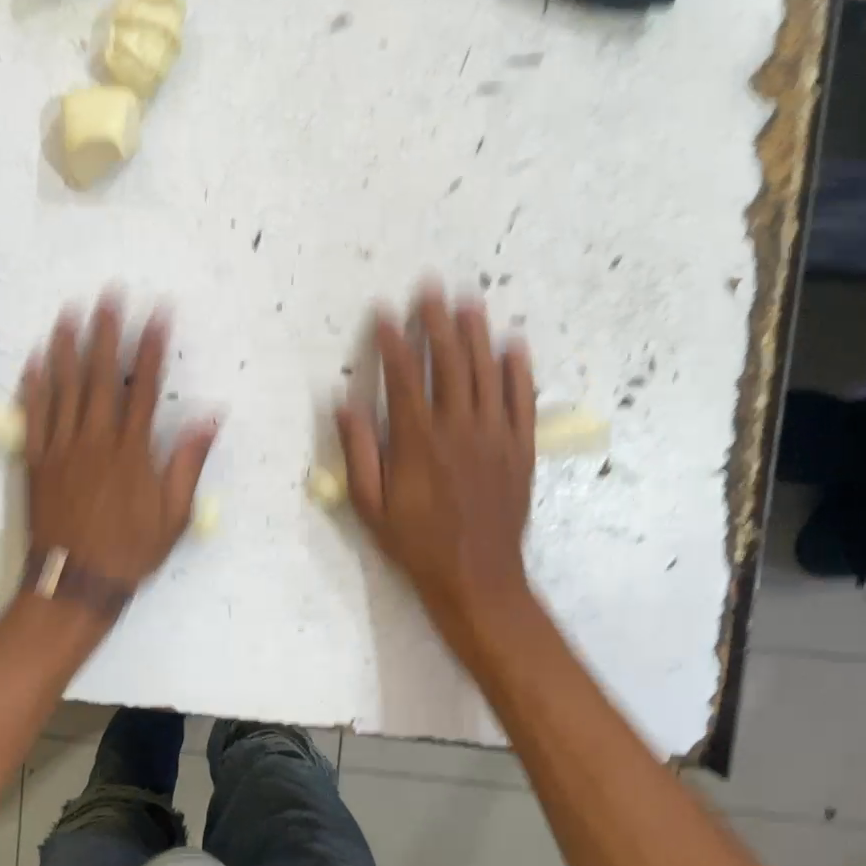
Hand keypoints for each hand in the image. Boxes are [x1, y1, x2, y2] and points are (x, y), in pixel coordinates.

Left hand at [20, 296, 219, 587]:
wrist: (76, 581)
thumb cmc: (131, 549)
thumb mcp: (175, 514)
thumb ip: (188, 462)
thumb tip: (209, 418)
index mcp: (132, 450)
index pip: (145, 387)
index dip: (152, 347)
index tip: (158, 314)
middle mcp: (95, 439)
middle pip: (101, 376)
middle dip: (107, 333)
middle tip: (108, 296)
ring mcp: (61, 447)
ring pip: (63, 388)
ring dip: (67, 347)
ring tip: (69, 313)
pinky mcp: (35, 460)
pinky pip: (34, 416)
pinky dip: (34, 386)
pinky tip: (35, 360)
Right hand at [336, 285, 536, 636]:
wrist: (476, 576)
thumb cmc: (414, 542)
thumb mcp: (368, 504)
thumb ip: (358, 452)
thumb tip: (344, 404)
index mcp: (417, 442)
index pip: (404, 378)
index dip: (394, 342)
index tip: (385, 313)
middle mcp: (459, 429)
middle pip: (448, 363)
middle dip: (437, 322)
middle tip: (431, 288)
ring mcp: (495, 436)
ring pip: (486, 373)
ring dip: (476, 334)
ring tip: (469, 301)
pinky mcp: (521, 448)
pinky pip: (522, 400)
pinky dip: (518, 370)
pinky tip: (513, 344)